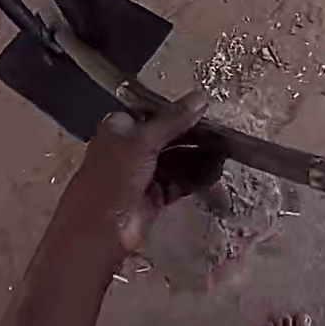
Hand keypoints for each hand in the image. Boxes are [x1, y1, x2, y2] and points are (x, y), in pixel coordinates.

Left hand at [64, 93, 207, 252]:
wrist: (100, 227)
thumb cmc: (115, 174)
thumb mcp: (143, 141)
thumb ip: (172, 121)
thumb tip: (200, 98)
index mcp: (120, 127)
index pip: (153, 114)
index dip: (178, 113)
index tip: (205, 112)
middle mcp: (130, 147)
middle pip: (167, 137)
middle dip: (193, 137)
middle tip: (222, 135)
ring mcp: (142, 173)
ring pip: (175, 160)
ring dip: (197, 158)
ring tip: (224, 154)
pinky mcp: (154, 196)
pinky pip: (178, 181)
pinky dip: (195, 178)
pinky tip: (214, 173)